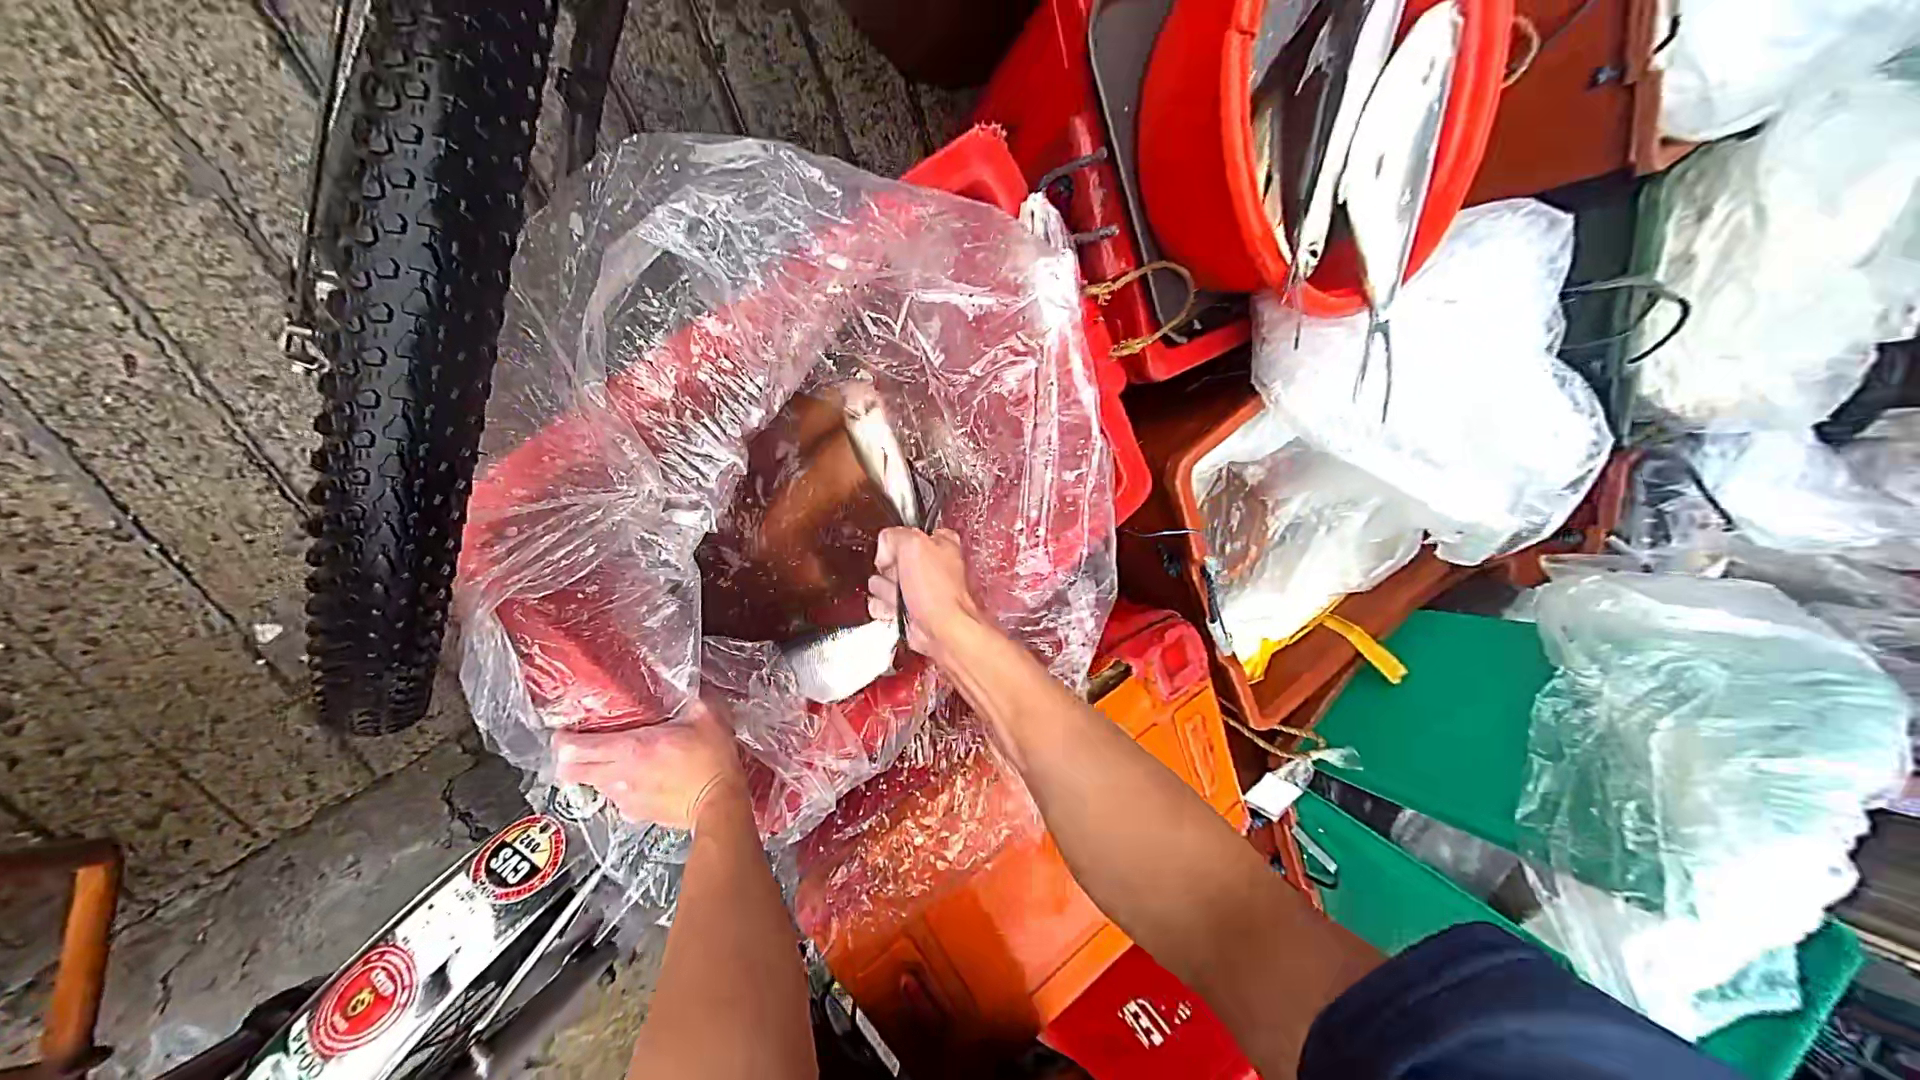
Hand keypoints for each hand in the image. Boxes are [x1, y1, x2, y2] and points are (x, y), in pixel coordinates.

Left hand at [551, 701, 745, 830]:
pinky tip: (637, 781)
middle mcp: (620, 775)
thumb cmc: (713, 761)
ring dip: (595, 773)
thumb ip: (692, 699)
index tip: (565, 732)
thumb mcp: (708, 718)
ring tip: (614, 762)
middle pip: (571, 771)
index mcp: (632, 748)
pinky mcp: (637, 814)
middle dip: (568, 759)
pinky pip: (615, 800)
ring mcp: (626, 799)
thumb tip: (687, 686)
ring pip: (593, 785)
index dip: (563, 739)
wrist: (720, 803)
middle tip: (579, 747)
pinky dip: (617, 790)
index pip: (576, 747)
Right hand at [868, 527, 984, 659]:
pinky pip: (882, 604)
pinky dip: (884, 608)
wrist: (942, 631)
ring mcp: (920, 590)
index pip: (908, 533)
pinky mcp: (909, 610)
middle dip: (888, 569)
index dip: (896, 542)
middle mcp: (931, 566)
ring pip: (883, 582)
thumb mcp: (913, 545)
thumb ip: (894, 536)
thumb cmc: (938, 592)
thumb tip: (884, 549)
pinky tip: (895, 610)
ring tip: (899, 597)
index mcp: (940, 544)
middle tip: (900, 577)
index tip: (895, 551)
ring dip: (885, 591)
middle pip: (891, 559)